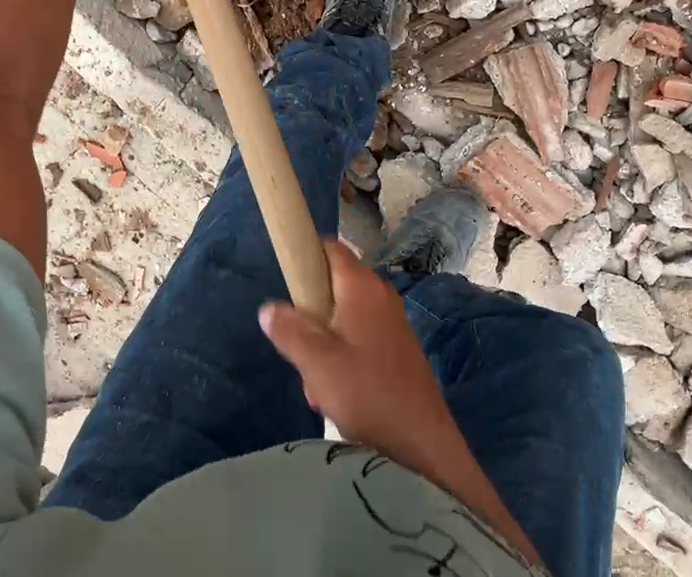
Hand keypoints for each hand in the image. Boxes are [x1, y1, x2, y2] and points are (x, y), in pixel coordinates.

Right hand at [261, 240, 542, 567]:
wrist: (422, 444)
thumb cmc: (366, 392)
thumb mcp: (315, 361)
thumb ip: (289, 329)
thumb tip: (268, 308)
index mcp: (361, 287)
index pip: (329, 248)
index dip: (304, 255)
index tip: (284, 280)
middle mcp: (380, 295)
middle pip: (332, 286)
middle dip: (309, 315)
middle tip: (298, 347)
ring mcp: (391, 322)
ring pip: (342, 318)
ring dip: (323, 345)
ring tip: (316, 383)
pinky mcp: (397, 349)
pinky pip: (358, 339)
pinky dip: (342, 358)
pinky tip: (336, 394)